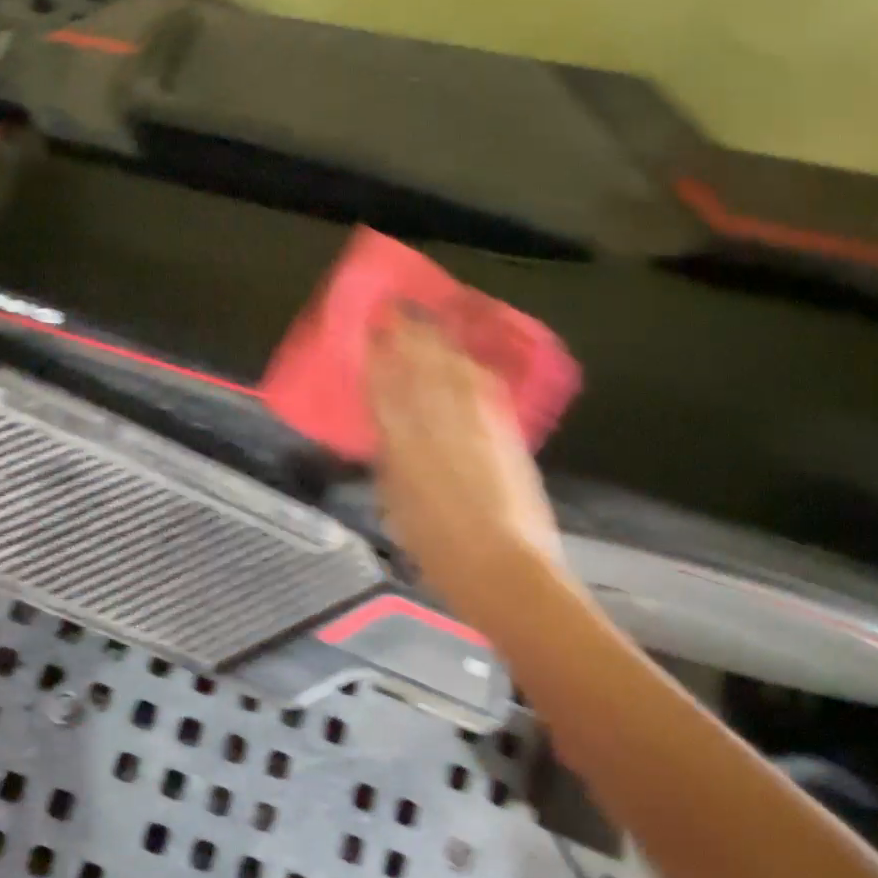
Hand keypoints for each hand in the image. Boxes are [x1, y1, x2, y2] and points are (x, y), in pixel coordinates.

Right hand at [366, 306, 563, 596]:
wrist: (504, 568)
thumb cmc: (436, 548)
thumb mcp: (395, 504)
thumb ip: (391, 463)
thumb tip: (390, 438)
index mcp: (402, 441)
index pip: (385, 384)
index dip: (378, 352)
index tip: (370, 327)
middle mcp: (438, 422)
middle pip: (421, 366)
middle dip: (409, 334)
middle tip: (399, 308)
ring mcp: (477, 424)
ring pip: (454, 370)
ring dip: (441, 343)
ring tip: (431, 322)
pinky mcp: (507, 433)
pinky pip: (485, 389)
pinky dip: (472, 370)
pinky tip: (468, 361)